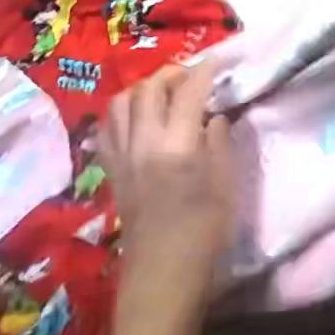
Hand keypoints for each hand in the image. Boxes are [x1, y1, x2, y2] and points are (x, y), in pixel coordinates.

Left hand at [97, 59, 236, 301]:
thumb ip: (219, 143)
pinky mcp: (111, 170)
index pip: (189, 91)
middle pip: (149, 89)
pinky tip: (139, 116)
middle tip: (194, 74)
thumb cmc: (206, 232)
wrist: (163, 274)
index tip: (220, 60)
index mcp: (177, 146)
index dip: (206, 70)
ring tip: (165, 90)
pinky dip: (122, 111)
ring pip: (122, 102)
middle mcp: (143, 143)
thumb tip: (214, 116)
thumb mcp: (226, 185)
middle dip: (173, 72)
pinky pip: (108, 127)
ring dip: (144, 87)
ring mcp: (121, 156)